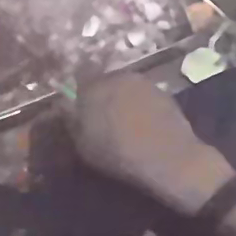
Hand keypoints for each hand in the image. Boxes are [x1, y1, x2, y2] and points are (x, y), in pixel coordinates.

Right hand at [71, 73, 235, 214]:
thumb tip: (66, 110)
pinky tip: (145, 128)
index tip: (81, 116)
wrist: (169, 158)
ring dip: (123, 102)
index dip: (80, 100)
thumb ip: (72, 123)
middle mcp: (117, 77)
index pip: (78, 85)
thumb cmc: (119, 155)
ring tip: (127, 127)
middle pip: (104, 84)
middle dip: (102, 99)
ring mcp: (144, 82)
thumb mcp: (83, 146)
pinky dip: (142, 109)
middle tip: (104, 122)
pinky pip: (144, 98)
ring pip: (126, 89)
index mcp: (92, 87)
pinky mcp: (164, 92)